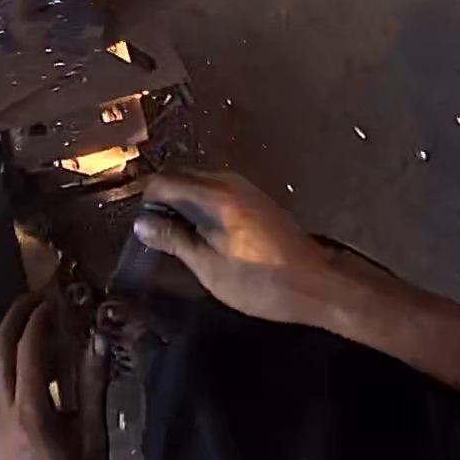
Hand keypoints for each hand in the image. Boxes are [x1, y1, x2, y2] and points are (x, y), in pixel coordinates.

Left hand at [0, 293, 108, 459]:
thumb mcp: (93, 444)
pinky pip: (2, 384)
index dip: (39, 317)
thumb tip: (99, 342)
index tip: (54, 297)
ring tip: (41, 322)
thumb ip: (95, 389)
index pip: (27, 348)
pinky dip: (16, 362)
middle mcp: (3, 413)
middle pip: (0, 348)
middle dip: (16, 315)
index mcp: (29, 413)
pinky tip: (41, 365)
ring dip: (15, 337)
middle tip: (37, 295)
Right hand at [134, 171, 386, 325]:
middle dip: (160, 197)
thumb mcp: (209, 267)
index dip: (145, 200)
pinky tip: (199, 229)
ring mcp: (240, 185)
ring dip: (179, 200)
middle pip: (178, 175)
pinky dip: (197, 202)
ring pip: (195, 180)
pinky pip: (211, 187)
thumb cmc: (261, 281)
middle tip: (154, 231)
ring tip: (174, 233)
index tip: (141, 226)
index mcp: (212, 194)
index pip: (162, 181)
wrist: (319, 284)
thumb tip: (141, 222)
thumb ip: (173, 239)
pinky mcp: (251, 196)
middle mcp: (225, 180)